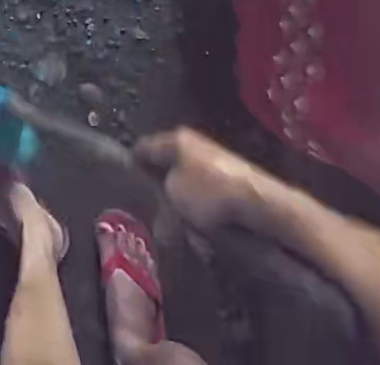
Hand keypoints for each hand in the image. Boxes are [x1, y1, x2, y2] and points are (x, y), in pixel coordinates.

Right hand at [134, 128, 284, 231]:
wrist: (258, 201)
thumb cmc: (208, 191)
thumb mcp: (173, 197)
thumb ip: (159, 203)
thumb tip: (161, 216)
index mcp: (176, 140)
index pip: (144, 147)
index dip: (132, 163)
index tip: (121, 181)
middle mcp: (193, 147)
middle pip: (167, 173)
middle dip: (163, 199)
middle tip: (157, 219)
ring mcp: (213, 164)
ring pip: (187, 193)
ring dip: (185, 214)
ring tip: (189, 234)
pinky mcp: (229, 183)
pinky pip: (206, 203)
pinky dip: (204, 219)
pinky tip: (208, 237)